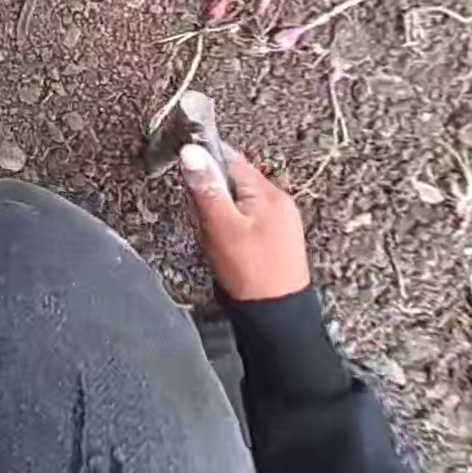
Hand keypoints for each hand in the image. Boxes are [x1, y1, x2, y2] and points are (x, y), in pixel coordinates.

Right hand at [179, 143, 311, 301]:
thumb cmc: (249, 273)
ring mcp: (281, 219)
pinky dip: (233, 221)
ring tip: (215, 233)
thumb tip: (191, 150)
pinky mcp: (278, 236)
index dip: (205, 167)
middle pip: (235, 178)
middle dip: (214, 192)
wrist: (278, 322)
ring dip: (222, 208)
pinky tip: (227, 242)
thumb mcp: (221, 226)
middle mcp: (279, 200)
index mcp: (268, 193)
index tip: (189, 182)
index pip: (229, 159)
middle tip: (203, 216)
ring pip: (240, 198)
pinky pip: (249, 215)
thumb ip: (206, 187)